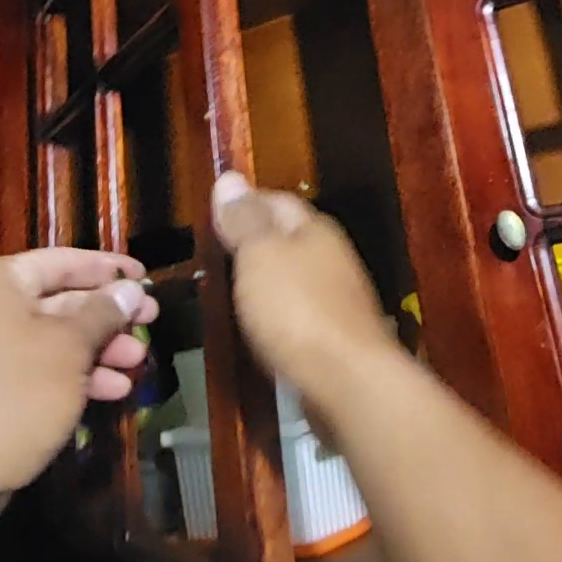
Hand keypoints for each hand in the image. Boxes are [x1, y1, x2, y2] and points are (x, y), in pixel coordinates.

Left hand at [0, 248, 159, 502]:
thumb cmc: (11, 395)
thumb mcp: (68, 349)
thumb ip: (102, 314)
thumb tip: (130, 289)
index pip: (62, 261)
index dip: (107, 268)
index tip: (144, 275)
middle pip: (60, 301)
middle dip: (107, 315)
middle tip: (150, 319)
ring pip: (53, 340)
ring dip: (98, 350)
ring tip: (137, 361)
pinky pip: (38, 372)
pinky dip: (73, 377)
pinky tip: (112, 391)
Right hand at [210, 172, 393, 400]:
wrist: (350, 383)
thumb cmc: (298, 310)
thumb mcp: (260, 255)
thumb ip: (244, 220)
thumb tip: (229, 177)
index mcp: (315, 229)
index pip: (276, 200)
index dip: (244, 203)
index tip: (211, 214)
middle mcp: (332, 258)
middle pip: (287, 240)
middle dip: (253, 244)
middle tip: (212, 255)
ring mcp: (338, 300)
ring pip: (293, 279)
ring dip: (264, 283)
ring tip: (228, 293)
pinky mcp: (336, 340)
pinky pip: (298, 316)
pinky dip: (276, 318)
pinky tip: (259, 330)